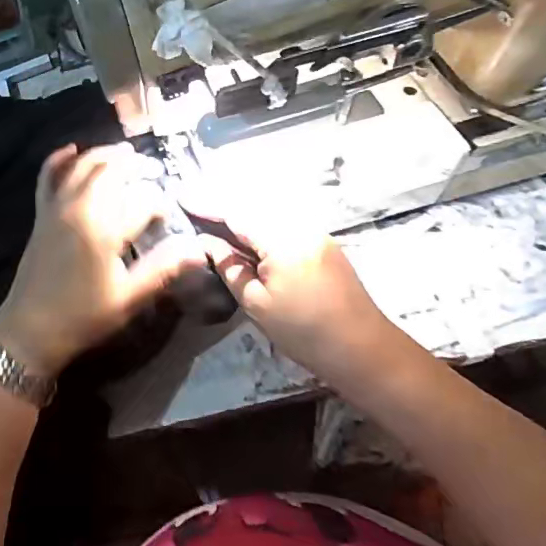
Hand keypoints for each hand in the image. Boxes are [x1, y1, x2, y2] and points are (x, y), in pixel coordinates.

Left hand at [0, 145, 200, 377]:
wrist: (29, 331)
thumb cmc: (83, 316)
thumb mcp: (129, 298)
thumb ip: (162, 269)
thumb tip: (197, 249)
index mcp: (104, 229)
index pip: (141, 200)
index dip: (159, 203)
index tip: (168, 214)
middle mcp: (79, 208)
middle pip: (109, 170)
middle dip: (133, 164)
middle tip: (151, 169)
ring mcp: (56, 208)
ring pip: (81, 166)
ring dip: (104, 154)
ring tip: (125, 153)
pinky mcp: (41, 215)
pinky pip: (47, 178)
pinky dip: (58, 160)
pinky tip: (71, 149)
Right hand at [193, 209, 396, 377]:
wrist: (363, 349)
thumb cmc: (304, 332)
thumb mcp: (257, 304)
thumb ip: (230, 268)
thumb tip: (210, 243)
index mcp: (282, 239)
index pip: (237, 213)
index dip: (208, 204)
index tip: (182, 196)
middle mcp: (301, 226)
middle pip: (255, 205)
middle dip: (224, 204)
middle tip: (195, 205)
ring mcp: (316, 233)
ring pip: (271, 213)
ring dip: (244, 215)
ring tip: (216, 220)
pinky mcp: (324, 244)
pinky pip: (286, 223)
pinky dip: (263, 225)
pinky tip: (248, 236)